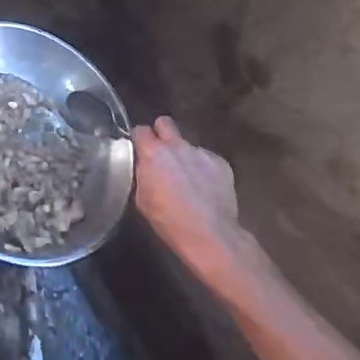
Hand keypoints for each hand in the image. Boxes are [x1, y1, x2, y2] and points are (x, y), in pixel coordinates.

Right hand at [133, 116, 252, 283]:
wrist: (212, 236)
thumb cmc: (170, 221)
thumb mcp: (142, 200)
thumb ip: (142, 174)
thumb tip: (143, 167)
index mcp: (153, 152)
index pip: (140, 129)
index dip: (139, 139)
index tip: (139, 150)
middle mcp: (177, 145)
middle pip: (164, 122)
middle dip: (161, 133)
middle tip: (161, 153)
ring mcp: (201, 152)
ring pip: (187, 145)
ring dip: (184, 157)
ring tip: (188, 180)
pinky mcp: (221, 162)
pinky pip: (206, 159)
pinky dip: (203, 169)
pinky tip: (205, 189)